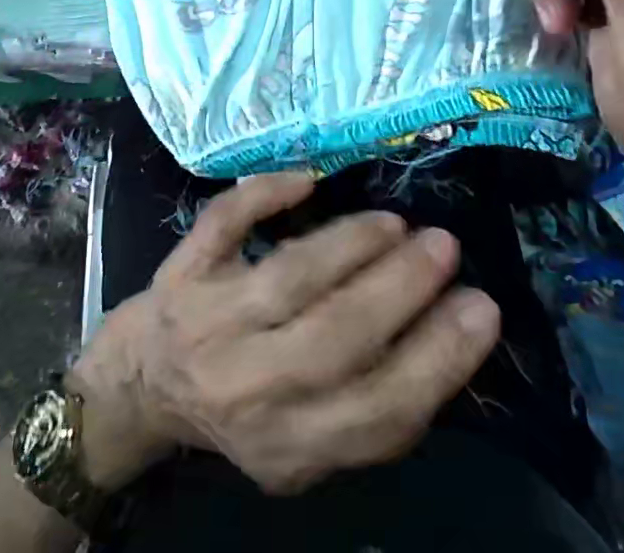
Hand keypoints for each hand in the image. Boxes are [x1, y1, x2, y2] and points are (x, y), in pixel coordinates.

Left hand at [67, 172, 500, 494]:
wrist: (143, 383)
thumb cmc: (240, 411)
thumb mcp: (303, 444)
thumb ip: (366, 409)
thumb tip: (445, 332)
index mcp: (289, 443)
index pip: (378, 409)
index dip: (438, 359)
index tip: (480, 308)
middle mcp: (247, 386)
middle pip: (336, 336)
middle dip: (400, 288)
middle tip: (443, 246)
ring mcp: (208, 322)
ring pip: (287, 277)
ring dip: (348, 244)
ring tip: (393, 223)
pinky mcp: (181, 272)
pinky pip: (224, 226)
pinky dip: (263, 197)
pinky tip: (306, 179)